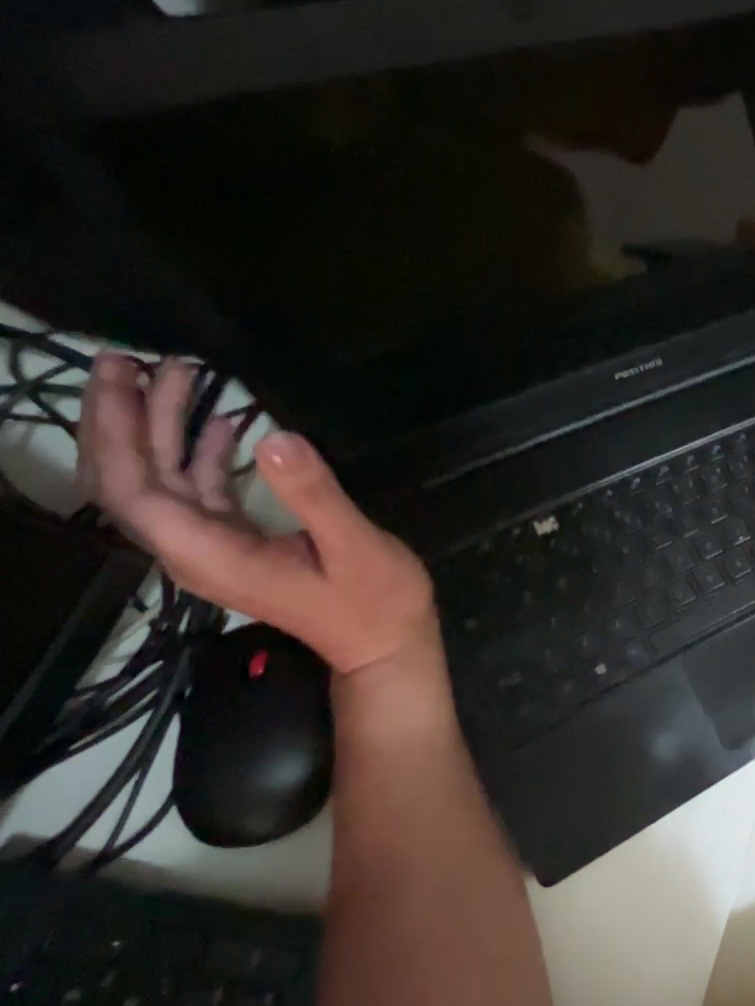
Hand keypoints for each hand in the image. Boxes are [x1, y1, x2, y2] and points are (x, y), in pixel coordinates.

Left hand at [80, 354, 437, 674]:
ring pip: (166, 481)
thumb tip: (275, 436)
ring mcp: (216, 548)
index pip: (133, 490)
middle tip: (131, 360)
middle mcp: (195, 551)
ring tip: (177, 377)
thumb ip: (312, 494)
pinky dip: (202, 453)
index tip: (123, 378)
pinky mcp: (239, 544)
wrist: (386, 645)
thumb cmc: (374, 601)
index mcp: (210, 554)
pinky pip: (201, 492)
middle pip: (134, 481)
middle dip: (124, 419)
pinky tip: (226, 423)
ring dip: (163, 429)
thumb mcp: (354, 545)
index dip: (118, 431)